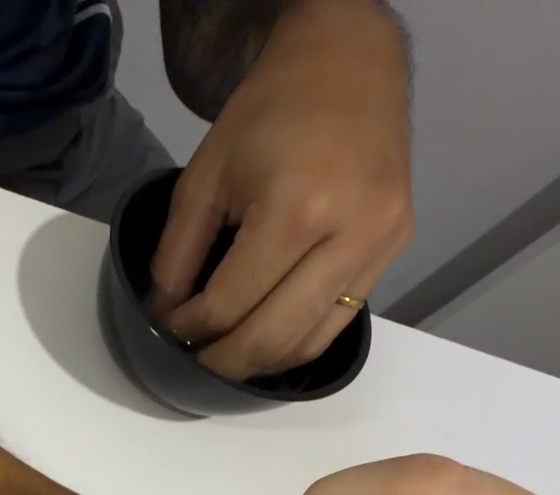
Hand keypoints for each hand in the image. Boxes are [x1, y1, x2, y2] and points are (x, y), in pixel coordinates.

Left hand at [153, 0, 412, 379]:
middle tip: (188, 358)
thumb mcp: (202, 179)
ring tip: (220, 355)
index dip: (187, 327)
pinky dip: (293, 342)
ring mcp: (382, 246)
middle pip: (272, 337)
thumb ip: (176, 254)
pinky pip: (338, 322)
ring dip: (257, 363)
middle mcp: (351, 236)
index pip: (228, 306)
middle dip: (220, 361)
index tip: (165, 322)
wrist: (348, 67)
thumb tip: (164, 311)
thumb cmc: (268, 115)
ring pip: (309, 342)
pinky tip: (260, 339)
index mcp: (298, 212)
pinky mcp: (395, 249)